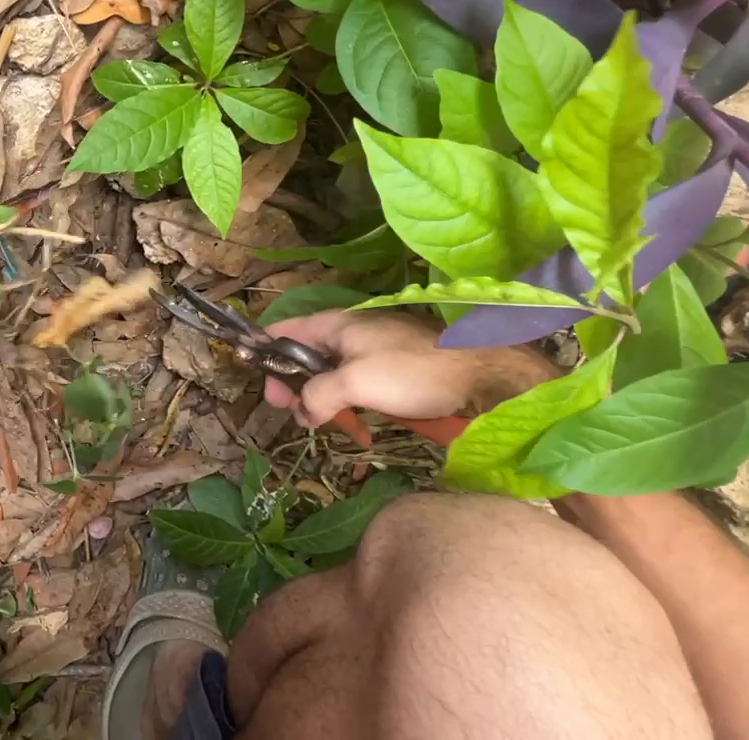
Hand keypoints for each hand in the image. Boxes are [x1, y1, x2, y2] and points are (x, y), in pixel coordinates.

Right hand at [261, 310, 558, 428]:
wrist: (483, 374)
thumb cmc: (413, 371)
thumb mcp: (355, 382)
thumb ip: (318, 395)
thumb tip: (301, 412)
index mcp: (333, 324)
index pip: (282, 331)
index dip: (264, 355)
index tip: (264, 387)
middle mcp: (347, 331)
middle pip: (302, 355)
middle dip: (292, 384)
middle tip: (293, 413)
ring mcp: (369, 349)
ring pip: (328, 372)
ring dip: (320, 398)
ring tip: (323, 422)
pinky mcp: (390, 368)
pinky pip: (353, 382)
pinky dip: (345, 401)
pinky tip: (355, 423)